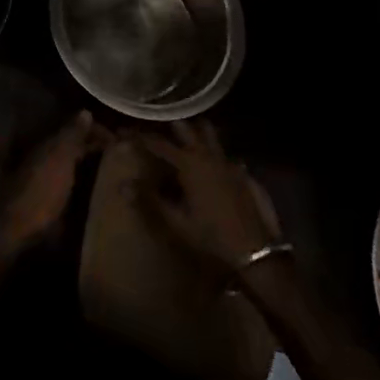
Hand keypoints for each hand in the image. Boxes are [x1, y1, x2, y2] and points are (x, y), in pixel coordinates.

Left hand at [0, 111, 108, 251]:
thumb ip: (71, 135)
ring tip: (121, 173)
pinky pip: (75, 188)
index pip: (74, 130)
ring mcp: (47, 182)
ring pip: (74, 167)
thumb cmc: (40, 191)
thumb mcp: (58, 159)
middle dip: (96, 148)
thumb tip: (86, 111)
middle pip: (74, 148)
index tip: (120, 139)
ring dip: (93, 167)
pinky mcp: (52, 205)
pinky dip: (89, 186)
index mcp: (47, 146)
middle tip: (126, 155)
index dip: (96, 131)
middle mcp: (46, 160)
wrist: (18, 231)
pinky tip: (105, 194)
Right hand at [136, 119, 279, 269]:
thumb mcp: (176, 222)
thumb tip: (122, 184)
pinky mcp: (243, 175)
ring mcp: (228, 164)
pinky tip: (209, 163)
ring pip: (209, 135)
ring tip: (181, 135)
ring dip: (194, 132)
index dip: (139, 136)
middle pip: (186, 129)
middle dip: (168, 124)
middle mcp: (208, 156)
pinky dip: (213, 153)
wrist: (257, 254)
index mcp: (189, 164)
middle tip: (153, 124)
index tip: (123, 131)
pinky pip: (224, 154)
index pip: (158, 143)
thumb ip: (149, 201)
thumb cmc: (212, 238)